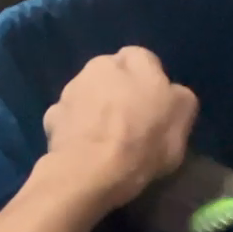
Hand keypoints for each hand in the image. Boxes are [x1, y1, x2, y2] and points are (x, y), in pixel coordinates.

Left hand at [41, 46, 197, 207]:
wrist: (91, 171)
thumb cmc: (144, 142)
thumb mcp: (182, 118)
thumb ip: (178, 97)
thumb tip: (171, 93)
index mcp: (134, 60)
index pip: (144, 60)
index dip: (149, 84)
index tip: (153, 109)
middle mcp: (98, 65)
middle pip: (111, 76)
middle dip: (117, 93)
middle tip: (127, 124)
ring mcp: (70, 90)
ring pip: (86, 95)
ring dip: (93, 109)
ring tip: (102, 140)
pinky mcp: (50, 117)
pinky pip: (67, 119)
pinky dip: (73, 129)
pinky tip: (82, 149)